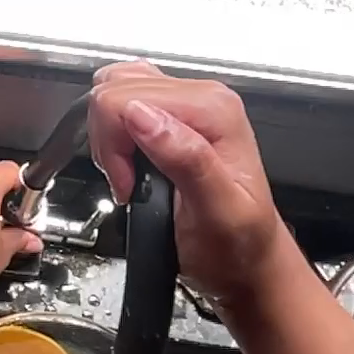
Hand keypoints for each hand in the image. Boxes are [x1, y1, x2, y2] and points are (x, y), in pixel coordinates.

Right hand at [89, 61, 302, 301]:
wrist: (246, 263)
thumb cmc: (235, 244)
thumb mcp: (218, 212)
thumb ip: (185, 159)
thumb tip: (140, 114)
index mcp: (214, 110)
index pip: (122, 98)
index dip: (113, 146)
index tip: (129, 184)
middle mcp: (200, 96)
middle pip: (112, 91)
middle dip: (109, 144)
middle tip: (131, 182)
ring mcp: (182, 100)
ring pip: (110, 90)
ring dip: (108, 137)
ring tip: (131, 172)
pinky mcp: (165, 109)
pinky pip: (117, 98)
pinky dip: (110, 132)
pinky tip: (128, 159)